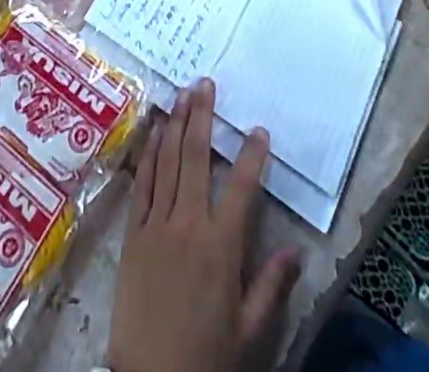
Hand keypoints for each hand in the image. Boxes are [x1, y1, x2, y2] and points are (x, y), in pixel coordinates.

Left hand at [106, 79, 299, 371]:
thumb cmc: (206, 356)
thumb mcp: (251, 330)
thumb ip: (272, 286)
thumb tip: (295, 250)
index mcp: (222, 247)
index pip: (243, 189)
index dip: (253, 156)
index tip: (258, 129)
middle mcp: (188, 224)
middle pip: (196, 159)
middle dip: (201, 118)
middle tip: (204, 84)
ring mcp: (156, 225)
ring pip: (167, 164)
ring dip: (174, 126)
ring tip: (181, 95)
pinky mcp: (133, 234)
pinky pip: (141, 186)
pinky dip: (148, 157)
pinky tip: (153, 135)